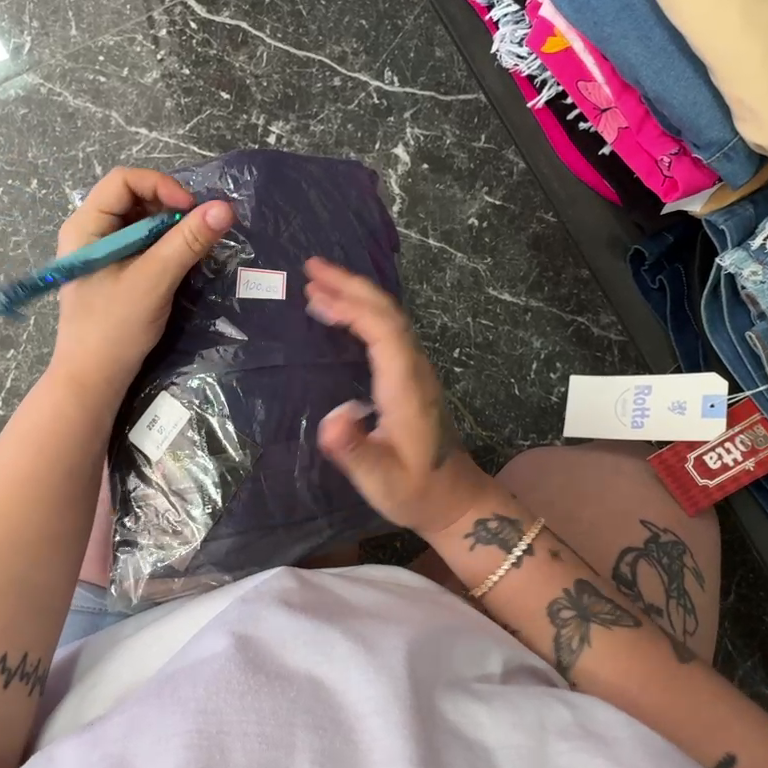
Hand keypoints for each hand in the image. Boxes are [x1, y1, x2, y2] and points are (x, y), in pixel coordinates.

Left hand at [49, 167, 233, 394]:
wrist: (92, 379)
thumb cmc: (114, 327)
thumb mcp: (154, 280)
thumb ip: (188, 242)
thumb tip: (225, 207)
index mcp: (85, 225)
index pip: (123, 180)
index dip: (160, 185)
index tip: (190, 208)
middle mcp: (90, 231)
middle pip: (132, 196)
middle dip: (168, 204)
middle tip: (198, 224)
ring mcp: (102, 251)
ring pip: (141, 219)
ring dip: (170, 224)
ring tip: (193, 241)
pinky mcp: (115, 269)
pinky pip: (143, 241)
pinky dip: (165, 243)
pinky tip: (182, 257)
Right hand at [304, 258, 497, 538]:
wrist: (455, 500)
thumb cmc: (417, 492)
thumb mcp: (382, 482)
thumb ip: (355, 451)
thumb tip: (331, 419)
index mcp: (406, 388)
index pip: (384, 332)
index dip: (352, 307)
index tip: (316, 293)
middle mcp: (414, 369)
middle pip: (388, 313)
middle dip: (351, 285)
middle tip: (311, 267)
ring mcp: (416, 370)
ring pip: (389, 317)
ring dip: (356, 294)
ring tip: (317, 281)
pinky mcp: (411, 375)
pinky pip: (387, 329)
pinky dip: (362, 311)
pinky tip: (340, 310)